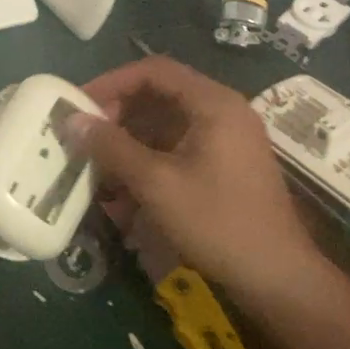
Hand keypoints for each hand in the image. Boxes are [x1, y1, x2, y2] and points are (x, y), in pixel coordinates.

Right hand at [66, 56, 316, 297]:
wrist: (277, 278)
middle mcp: (224, 112)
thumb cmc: (217, 223)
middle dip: (119, 115)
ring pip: (167, 126)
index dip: (112, 83)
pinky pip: (179, 149)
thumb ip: (112, 148)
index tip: (79, 105)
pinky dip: (150, 162)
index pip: (154, 70)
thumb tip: (72, 120)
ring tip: (99, 169)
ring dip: (131, 142)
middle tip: (86, 139)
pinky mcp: (225, 167)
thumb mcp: (156, 184)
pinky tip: (125, 192)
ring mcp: (227, 140)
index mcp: (214, 103)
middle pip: (160, 96)